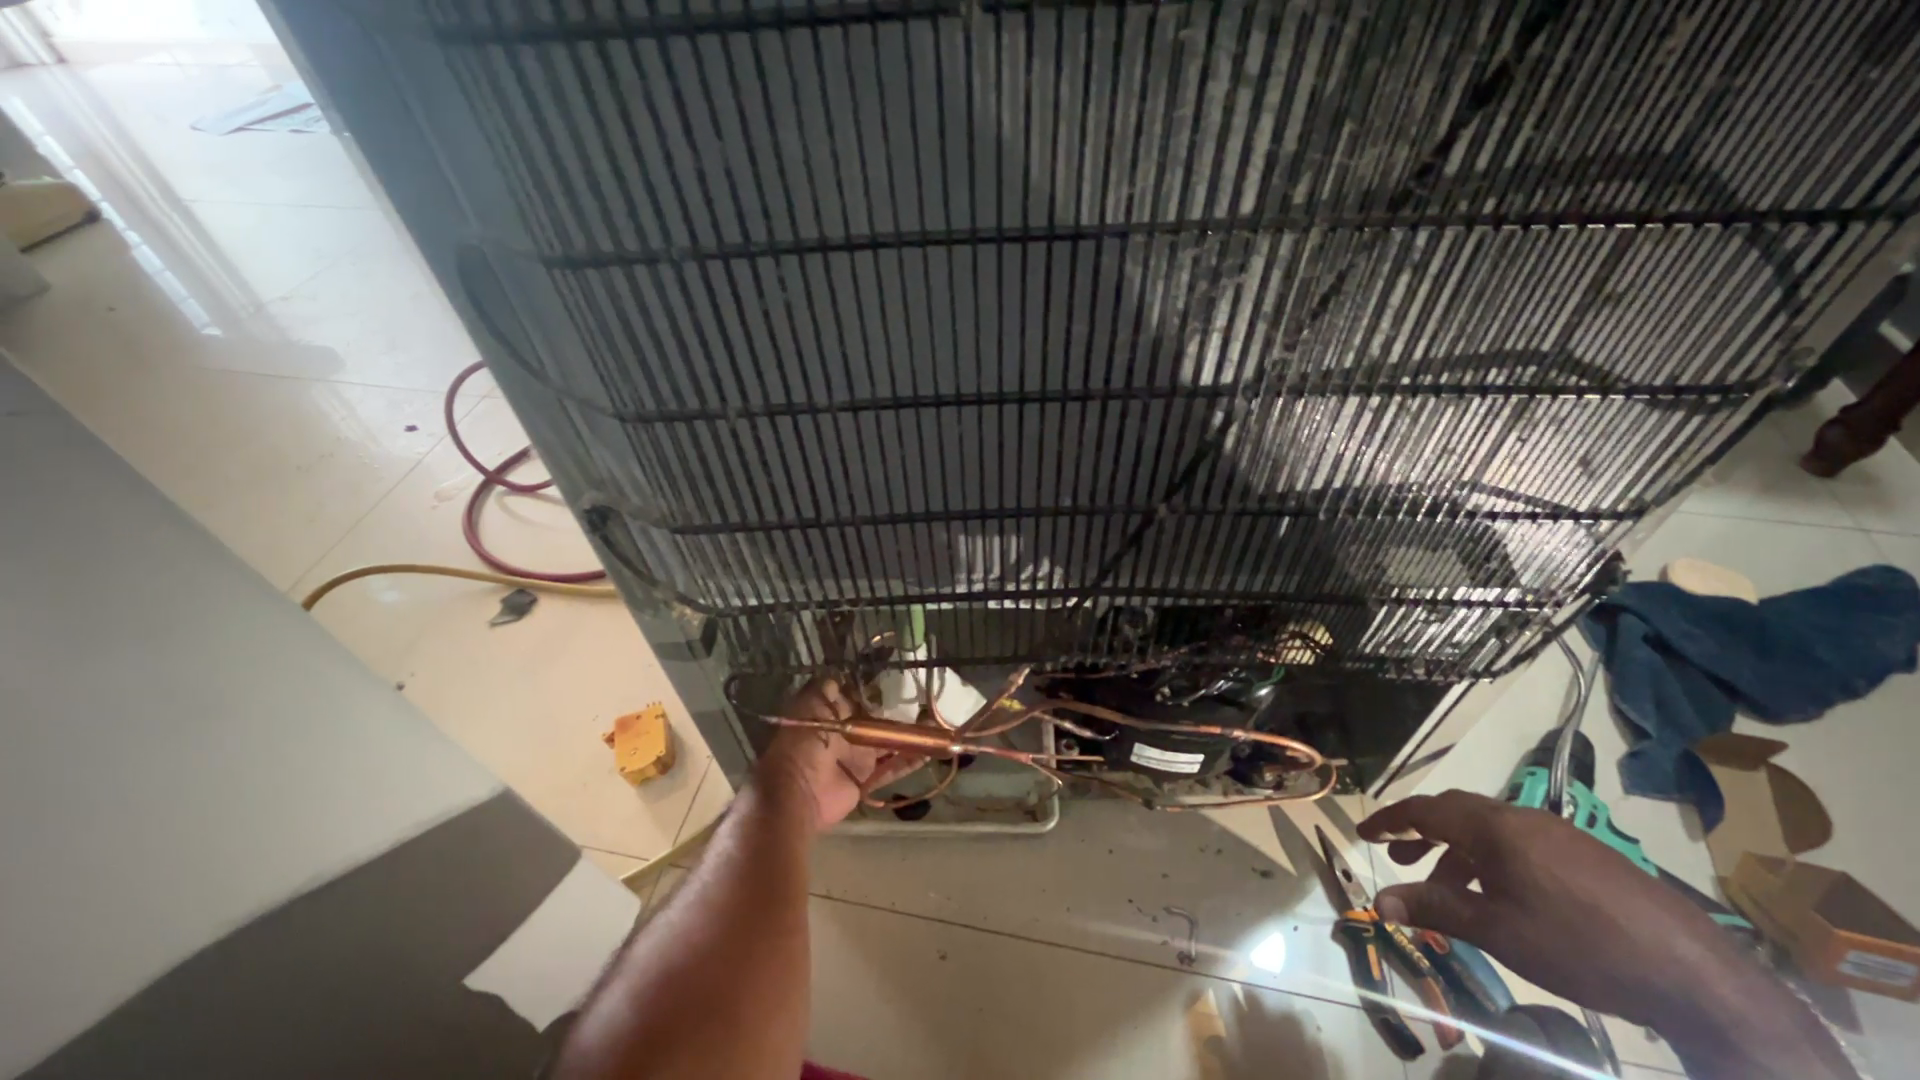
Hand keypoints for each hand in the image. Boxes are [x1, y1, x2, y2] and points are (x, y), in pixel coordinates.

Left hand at [752, 679, 923, 832]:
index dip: (875, 692)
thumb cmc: (803, 745)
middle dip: (899, 715)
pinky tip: (931, 751)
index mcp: (831, 717)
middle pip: (877, 723)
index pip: (857, 700)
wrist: (799, 792)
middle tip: (927, 703)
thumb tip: (837, 674)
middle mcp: (846, 736)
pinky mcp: (867, 779)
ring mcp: (858, 759)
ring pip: (889, 744)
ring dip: (910, 737)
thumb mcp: (809, 709)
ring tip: (936, 726)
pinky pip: (893, 768)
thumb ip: (824, 691)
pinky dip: (910, 761)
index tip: (899, 680)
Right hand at [1358, 791, 1751, 1028]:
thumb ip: (1436, 908)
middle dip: (1422, 833)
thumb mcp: (1498, 932)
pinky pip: (1519, 844)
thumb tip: (1380, 900)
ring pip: (1490, 831)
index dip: (1391, 821)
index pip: (1427, 811)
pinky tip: (1499, 899)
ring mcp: (1559, 834)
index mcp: (1497, 829)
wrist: (1688, 969)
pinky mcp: (1585, 854)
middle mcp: (1524, 819)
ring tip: (1447, 891)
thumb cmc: (1579, 946)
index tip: (1363, 834)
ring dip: (1457, 852)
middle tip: (1399, 859)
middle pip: (1458, 812)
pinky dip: (1490, 861)